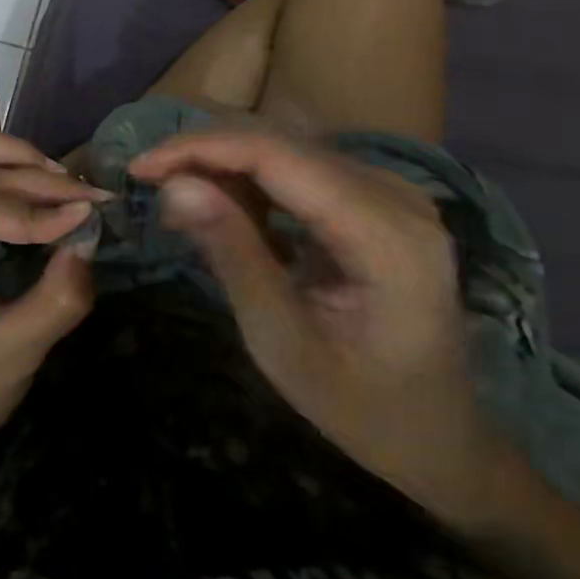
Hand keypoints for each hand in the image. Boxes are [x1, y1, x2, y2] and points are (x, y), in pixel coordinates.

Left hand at [0, 132, 105, 476]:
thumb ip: (54, 301)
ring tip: (64, 183)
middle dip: (35, 179)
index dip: (31, 209)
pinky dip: (10, 166)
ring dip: (17, 157)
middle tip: (90, 198)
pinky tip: (45, 187)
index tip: (84, 219)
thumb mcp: (16, 355)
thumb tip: (89, 239)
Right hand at [128, 129, 504, 521]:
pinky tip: (225, 204)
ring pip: (293, 149)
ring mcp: (396, 191)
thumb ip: (232, 254)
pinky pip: (308, 169)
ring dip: (229, 165)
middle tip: (150, 183)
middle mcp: (398, 195)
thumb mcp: (282, 342)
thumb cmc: (360, 406)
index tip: (141, 166)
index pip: (280, 158)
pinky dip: (258, 180)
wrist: (438, 433)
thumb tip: (174, 185)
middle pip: (286, 145)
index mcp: (386, 237)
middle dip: (208, 154)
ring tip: (179, 198)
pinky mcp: (383, 198)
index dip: (204, 149)